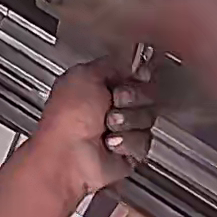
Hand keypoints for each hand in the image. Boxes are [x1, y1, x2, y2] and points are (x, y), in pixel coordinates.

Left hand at [27, 58, 156, 199]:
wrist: (69, 155)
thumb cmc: (68, 118)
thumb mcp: (86, 74)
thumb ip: (113, 63)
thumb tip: (131, 61)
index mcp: (96, 85)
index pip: (132, 74)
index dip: (136, 76)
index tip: (134, 77)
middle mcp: (108, 106)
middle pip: (145, 94)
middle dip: (132, 98)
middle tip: (114, 102)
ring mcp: (120, 129)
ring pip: (147, 117)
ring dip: (128, 120)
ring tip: (108, 126)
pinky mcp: (128, 151)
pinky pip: (144, 140)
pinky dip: (127, 141)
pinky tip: (111, 143)